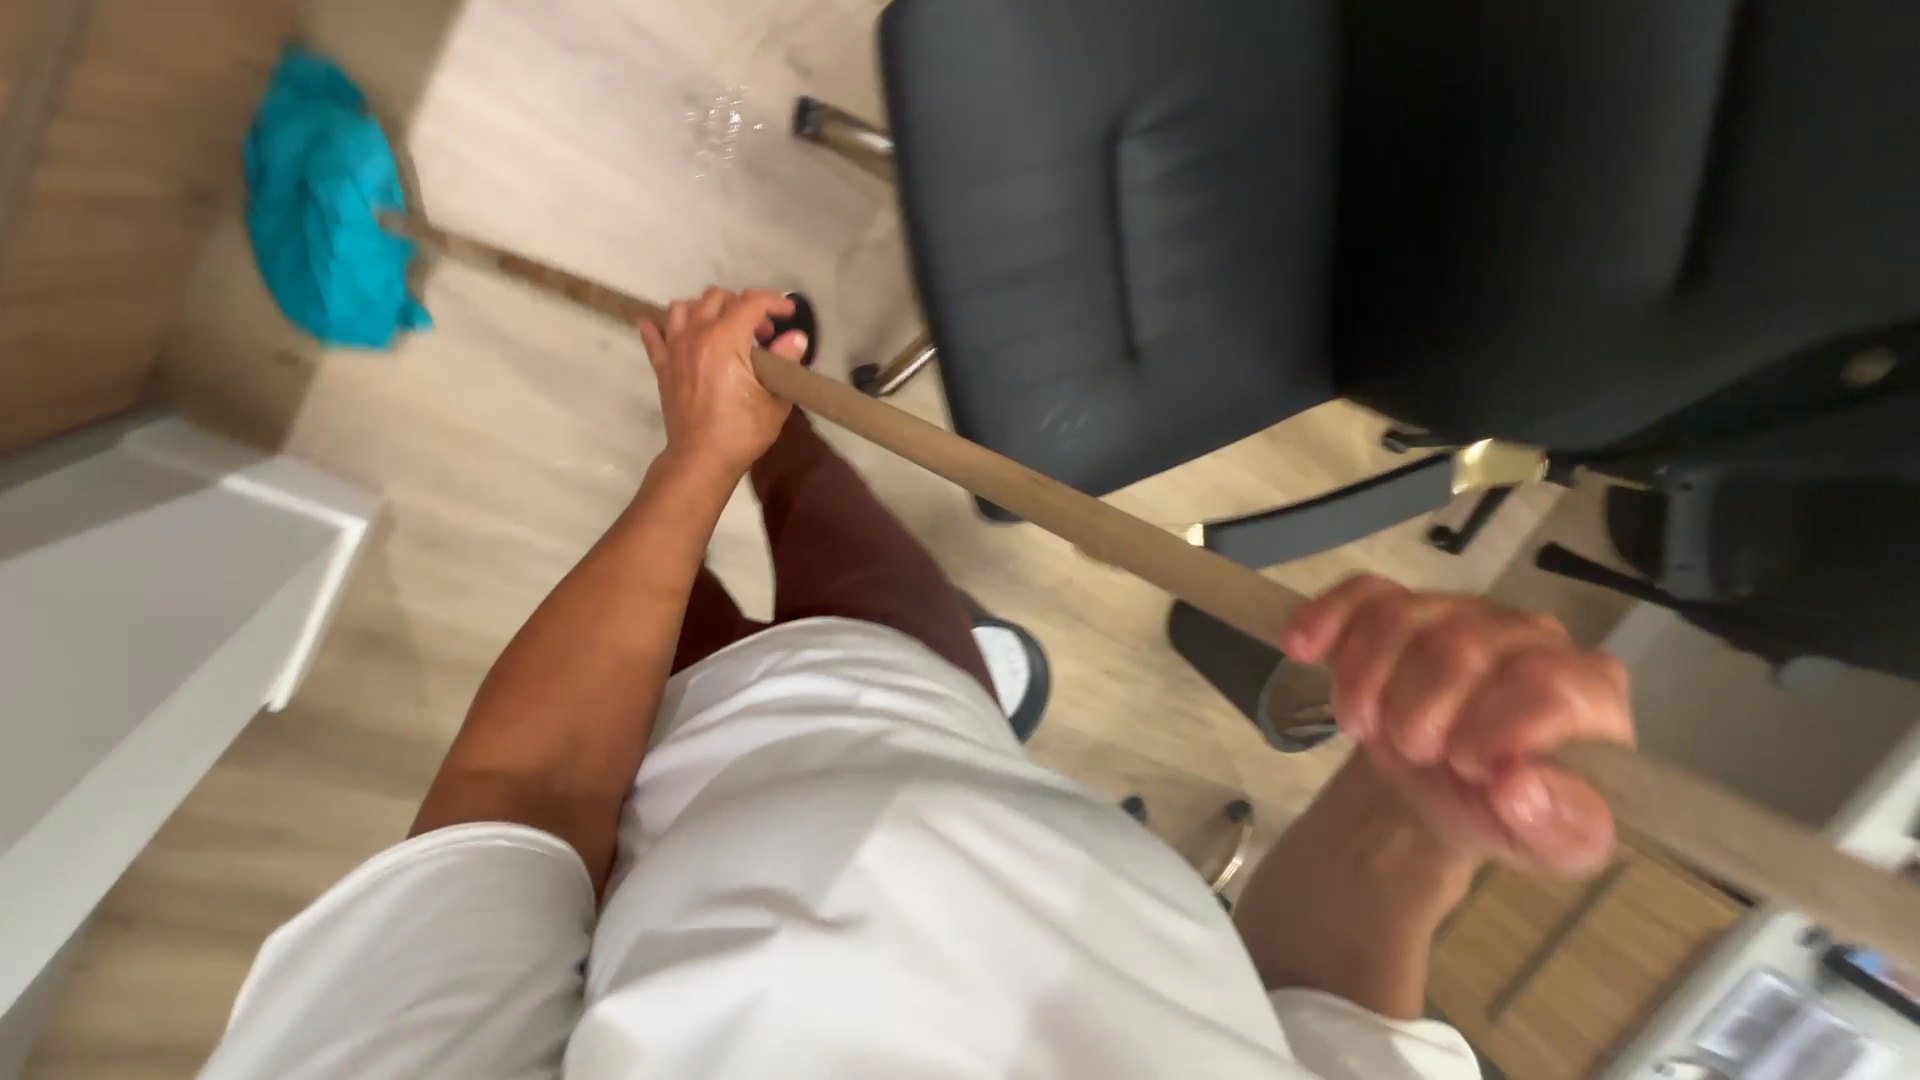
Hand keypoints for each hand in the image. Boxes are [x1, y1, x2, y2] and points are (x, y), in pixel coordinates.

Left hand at [639, 288, 810, 475]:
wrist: (702, 458)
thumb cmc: (743, 430)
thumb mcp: (775, 399)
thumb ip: (785, 362)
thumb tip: (796, 337)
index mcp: (725, 339)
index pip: (751, 302)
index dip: (773, 301)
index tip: (789, 313)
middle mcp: (696, 334)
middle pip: (716, 297)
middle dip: (743, 306)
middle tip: (760, 333)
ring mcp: (674, 349)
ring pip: (683, 307)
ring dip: (706, 310)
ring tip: (722, 329)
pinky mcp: (662, 366)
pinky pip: (654, 335)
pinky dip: (662, 327)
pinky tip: (672, 333)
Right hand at [1281, 575, 1634, 877]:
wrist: (1443, 784)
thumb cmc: (1506, 809)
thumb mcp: (1550, 844)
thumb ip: (1559, 826)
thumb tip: (1519, 785)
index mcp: (1587, 689)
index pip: (1550, 684)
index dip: (1497, 726)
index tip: (1467, 767)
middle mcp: (1528, 634)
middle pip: (1462, 645)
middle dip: (1416, 708)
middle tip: (1409, 751)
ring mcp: (1458, 610)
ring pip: (1402, 616)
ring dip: (1364, 678)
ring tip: (1361, 727)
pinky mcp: (1398, 603)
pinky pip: (1359, 594)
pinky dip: (1325, 620)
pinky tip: (1301, 649)